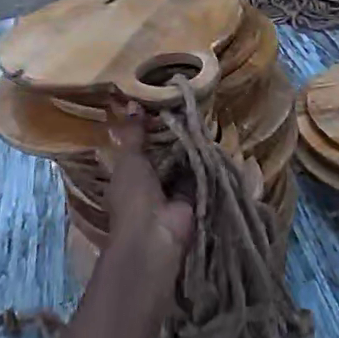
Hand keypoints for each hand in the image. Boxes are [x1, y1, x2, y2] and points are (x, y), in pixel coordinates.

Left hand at [97, 102, 192, 277]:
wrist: (156, 234)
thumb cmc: (134, 196)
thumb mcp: (129, 160)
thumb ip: (133, 134)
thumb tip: (132, 103)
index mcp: (126, 177)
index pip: (136, 149)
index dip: (146, 131)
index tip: (159, 107)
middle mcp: (148, 184)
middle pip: (161, 156)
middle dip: (171, 138)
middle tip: (184, 109)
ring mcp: (170, 192)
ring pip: (180, 164)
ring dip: (188, 148)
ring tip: (200, 117)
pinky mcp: (192, 197)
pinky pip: (198, 174)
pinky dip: (203, 161)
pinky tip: (211, 138)